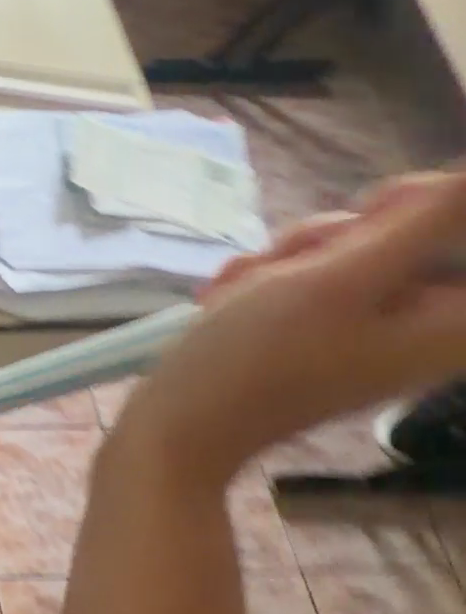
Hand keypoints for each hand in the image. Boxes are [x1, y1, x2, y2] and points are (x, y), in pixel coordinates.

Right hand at [118, 170, 465, 487]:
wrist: (176, 430)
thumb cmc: (251, 359)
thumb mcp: (333, 279)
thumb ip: (420, 221)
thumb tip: (463, 183)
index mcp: (458, 321)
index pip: (461, 232)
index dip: (419, 208)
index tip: (367, 211)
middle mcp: (428, 329)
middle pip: (407, 243)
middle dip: (331, 240)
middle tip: (281, 261)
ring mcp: (369, 339)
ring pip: (347, 263)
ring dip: (283, 263)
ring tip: (235, 290)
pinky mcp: (323, 346)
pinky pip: (312, 293)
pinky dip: (267, 287)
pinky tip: (227, 301)